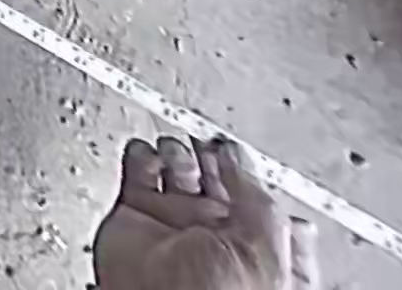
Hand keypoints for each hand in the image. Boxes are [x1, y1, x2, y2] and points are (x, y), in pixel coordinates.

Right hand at [94, 136, 317, 289]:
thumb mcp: (265, 258)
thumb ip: (259, 207)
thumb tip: (240, 161)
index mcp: (264, 252)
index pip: (263, 202)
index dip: (250, 174)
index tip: (235, 150)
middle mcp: (220, 234)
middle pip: (216, 179)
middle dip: (210, 157)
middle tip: (203, 142)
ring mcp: (176, 220)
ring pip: (177, 168)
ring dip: (176, 153)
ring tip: (175, 154)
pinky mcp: (137, 208)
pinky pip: (137, 168)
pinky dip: (140, 153)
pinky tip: (147, 154)